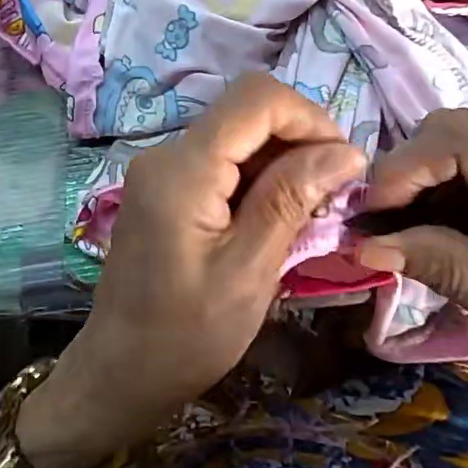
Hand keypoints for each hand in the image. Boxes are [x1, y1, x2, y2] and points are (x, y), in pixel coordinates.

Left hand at [17, 73, 365, 467]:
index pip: (255, 98)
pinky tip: (273, 219)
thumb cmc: (186, 334)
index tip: (343, 166)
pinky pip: (217, 162)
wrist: (121, 368)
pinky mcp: (162, 190)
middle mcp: (164, 155)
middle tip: (331, 197)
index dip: (309, 118)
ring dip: (280, 162)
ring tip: (308, 214)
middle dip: (298, 142)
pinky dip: (254, 178)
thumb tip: (346, 151)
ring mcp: (159, 171)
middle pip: (244, 113)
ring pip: (235, 136)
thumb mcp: (249, 270)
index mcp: (181, 169)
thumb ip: (291, 199)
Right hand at [353, 108, 467, 446]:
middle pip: (465, 130)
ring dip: (429, 183)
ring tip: (407, 236)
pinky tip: (452, 232)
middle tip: (379, 230)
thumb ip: (455, 273)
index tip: (365, 219)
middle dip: (407, 174)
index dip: (400, 169)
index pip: (467, 140)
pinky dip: (459, 190)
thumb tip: (366, 243)